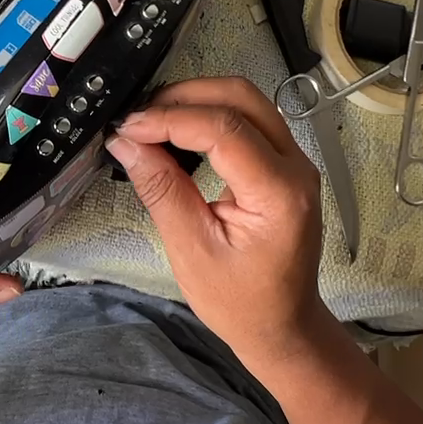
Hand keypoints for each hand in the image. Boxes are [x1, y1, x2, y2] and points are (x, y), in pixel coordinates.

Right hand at [105, 77, 335, 365]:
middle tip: (138, 117)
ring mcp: (295, 161)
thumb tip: (125, 141)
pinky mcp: (284, 163)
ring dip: (196, 100)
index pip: (224, 129)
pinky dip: (208, 114)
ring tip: (152, 121)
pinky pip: (248, 119)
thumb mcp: (191, 250)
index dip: (170, 120)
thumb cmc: (239, 302)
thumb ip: (161, 189)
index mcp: (280, 193)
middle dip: (184, 96)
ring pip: (247, 100)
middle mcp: (297, 167)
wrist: (283, 327)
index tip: (128, 128)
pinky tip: (177, 131)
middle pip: (241, 97)